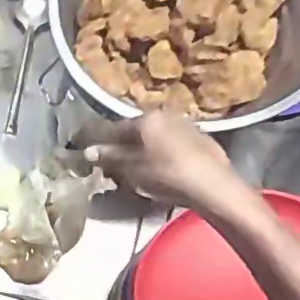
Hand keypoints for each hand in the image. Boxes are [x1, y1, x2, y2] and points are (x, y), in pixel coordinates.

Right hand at [74, 112, 249, 212]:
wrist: (211, 184)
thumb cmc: (166, 175)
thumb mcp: (133, 169)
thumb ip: (111, 158)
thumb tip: (88, 151)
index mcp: (145, 119)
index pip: (115, 128)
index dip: (102, 143)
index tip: (93, 156)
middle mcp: (165, 115)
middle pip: (136, 131)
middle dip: (124, 147)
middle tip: (115, 169)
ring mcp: (184, 125)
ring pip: (154, 137)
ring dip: (143, 151)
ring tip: (138, 172)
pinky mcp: (200, 138)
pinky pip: (170, 144)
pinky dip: (161, 154)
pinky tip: (162, 170)